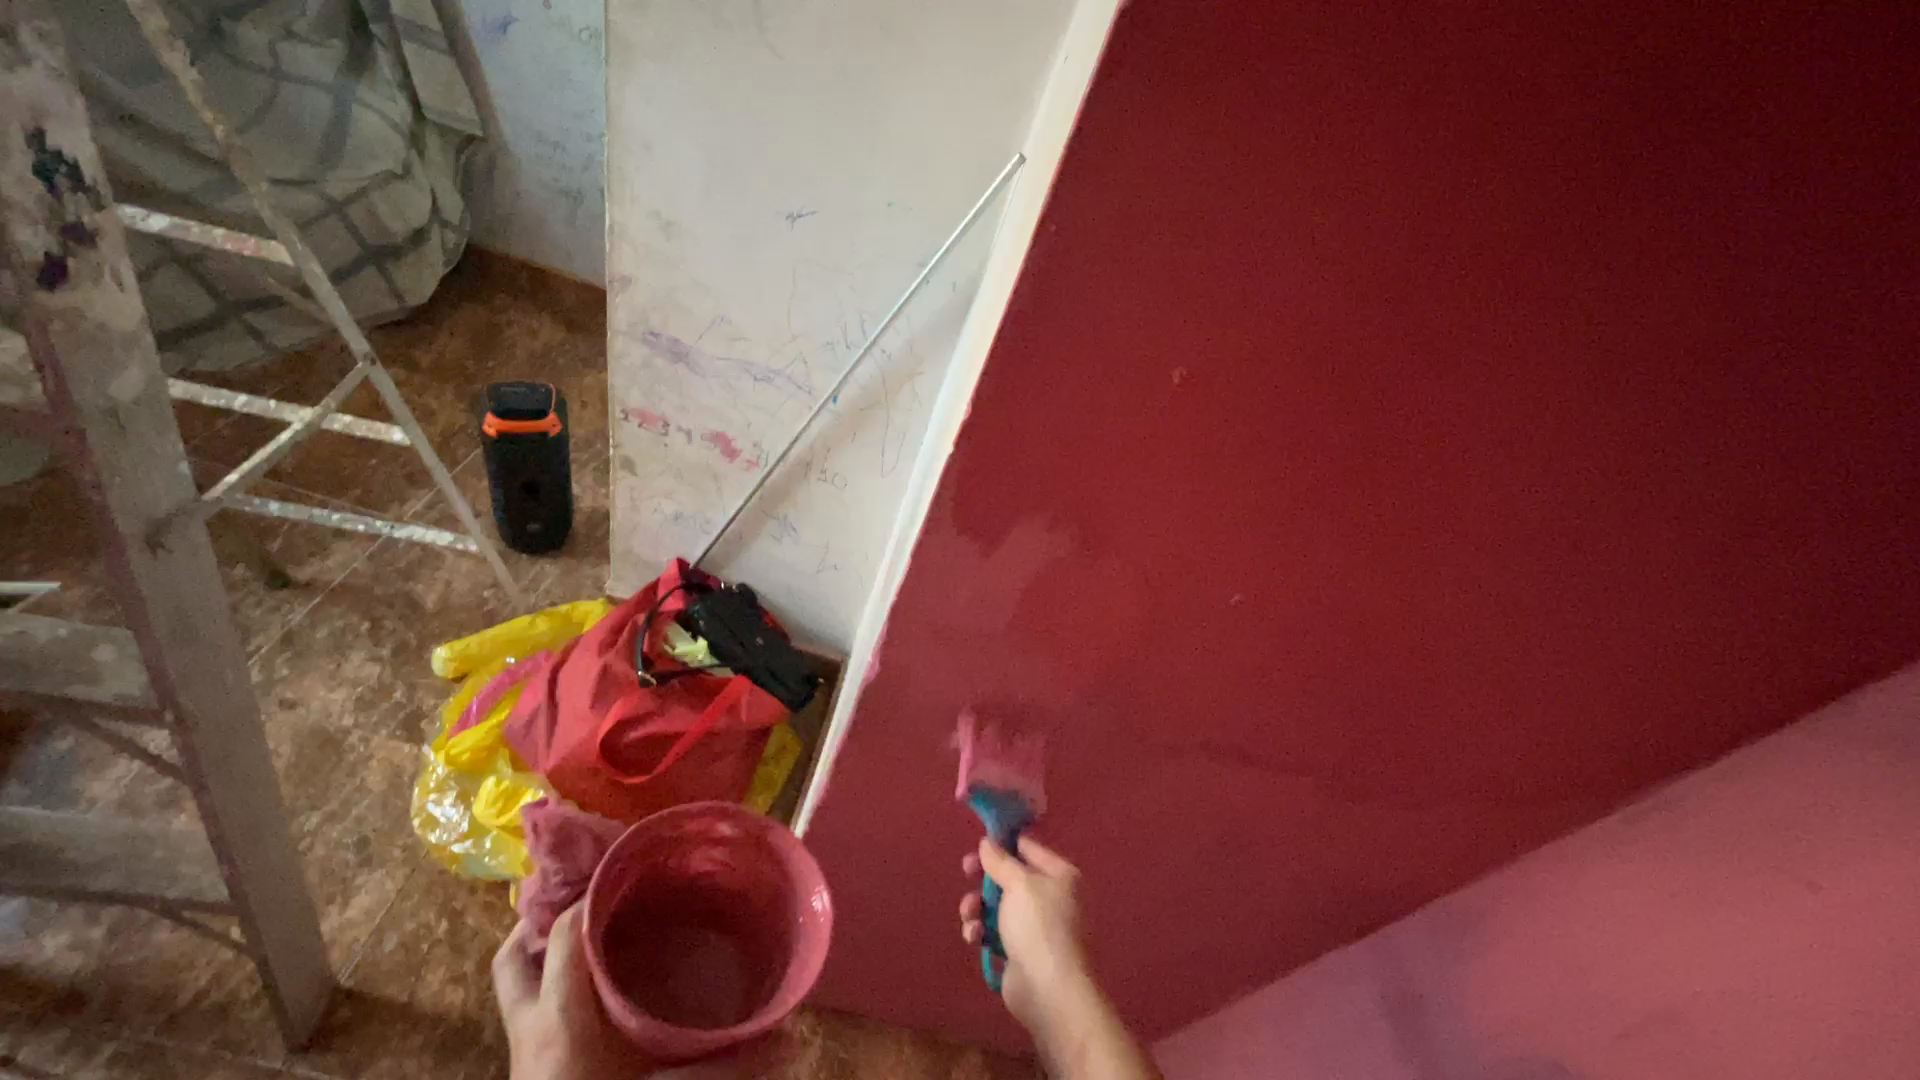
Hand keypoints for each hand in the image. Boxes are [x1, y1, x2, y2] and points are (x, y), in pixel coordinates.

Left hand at [493, 905, 792, 1079]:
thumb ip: (731, 1066)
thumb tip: (796, 1039)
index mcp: (563, 1020)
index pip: (564, 935)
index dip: (591, 896)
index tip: (630, 876)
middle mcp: (529, 1027)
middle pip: (514, 956)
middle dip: (544, 918)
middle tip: (594, 897)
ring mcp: (520, 1048)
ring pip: (510, 980)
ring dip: (540, 950)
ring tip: (587, 930)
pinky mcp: (527, 1066)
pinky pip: (524, 1006)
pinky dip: (549, 983)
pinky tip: (588, 986)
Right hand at [959, 835, 1098, 1040]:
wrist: (1049, 990)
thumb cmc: (1039, 926)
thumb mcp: (1019, 884)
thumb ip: (1000, 860)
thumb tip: (988, 842)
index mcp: (1059, 875)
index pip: (1028, 847)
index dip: (1003, 843)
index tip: (978, 842)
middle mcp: (1050, 897)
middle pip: (1009, 876)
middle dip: (984, 875)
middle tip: (966, 870)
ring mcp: (1034, 926)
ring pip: (997, 904)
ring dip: (977, 905)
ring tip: (970, 913)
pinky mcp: (1018, 950)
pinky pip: (994, 930)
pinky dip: (981, 930)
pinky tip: (975, 936)